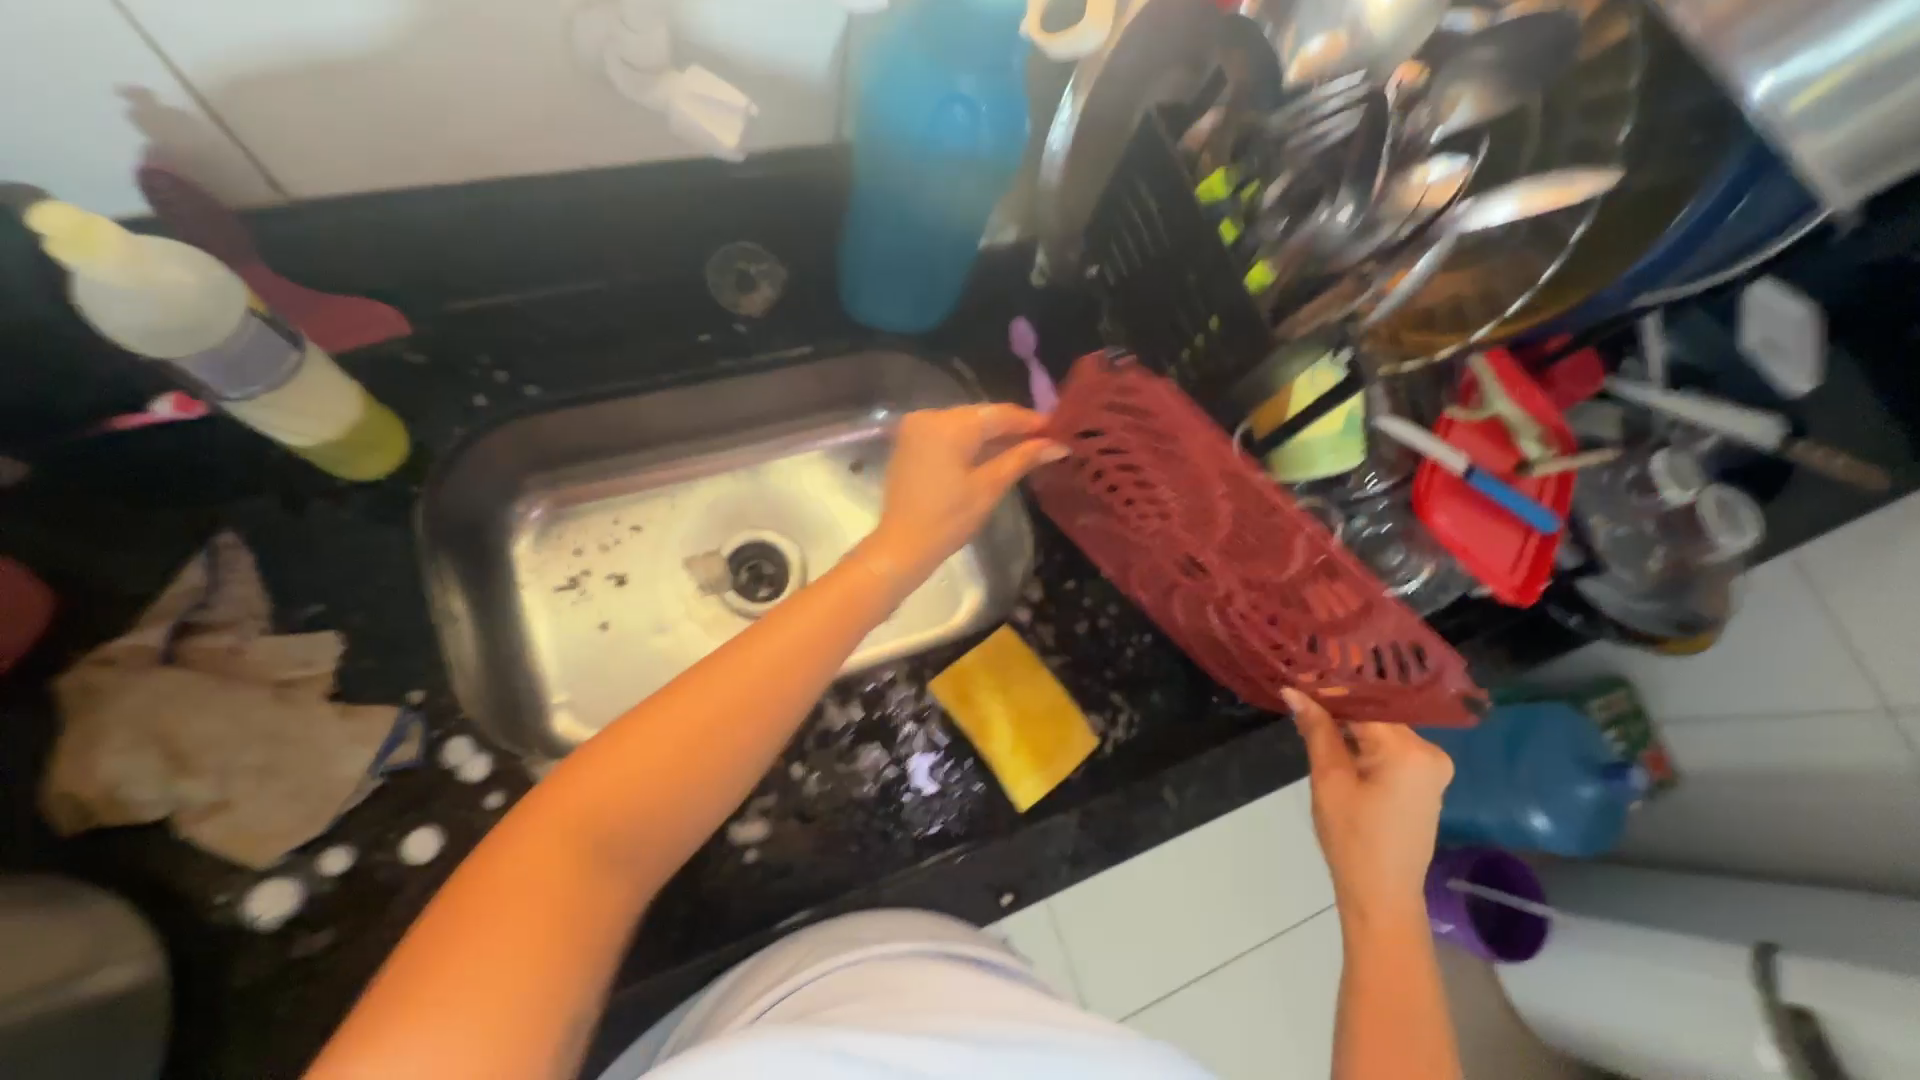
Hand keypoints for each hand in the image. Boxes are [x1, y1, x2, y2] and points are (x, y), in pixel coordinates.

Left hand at [860, 405, 1066, 584]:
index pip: (999, 414)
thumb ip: (1022, 458)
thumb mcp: (989, 487)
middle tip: (1045, 439)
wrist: (902, 545)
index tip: (1058, 428)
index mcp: (950, 425)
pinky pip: (948, 432)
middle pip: (981, 415)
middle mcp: (930, 415)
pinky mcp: (910, 441)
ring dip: (992, 434)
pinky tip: (993, 451)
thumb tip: (1057, 445)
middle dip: (1012, 427)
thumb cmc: (949, 519)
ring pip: (965, 423)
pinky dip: (970, 440)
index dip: (1030, 421)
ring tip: (1025, 446)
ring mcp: (916, 427)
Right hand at [1286, 688, 1452, 928]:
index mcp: (1409, 750)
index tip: (1300, 672)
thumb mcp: (1329, 780)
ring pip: (1383, 729)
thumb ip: (1317, 730)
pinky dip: (1365, 741)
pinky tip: (1336, 736)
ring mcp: (1432, 767)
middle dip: (1339, 704)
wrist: (1382, 894)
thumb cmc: (1352, 839)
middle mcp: (1430, 751)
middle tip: (1300, 690)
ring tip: (1311, 708)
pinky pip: (1392, 747)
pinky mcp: (1426, 781)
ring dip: (1351, 722)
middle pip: (1378, 713)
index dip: (1330, 687)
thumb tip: (1294, 691)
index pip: (1365, 702)